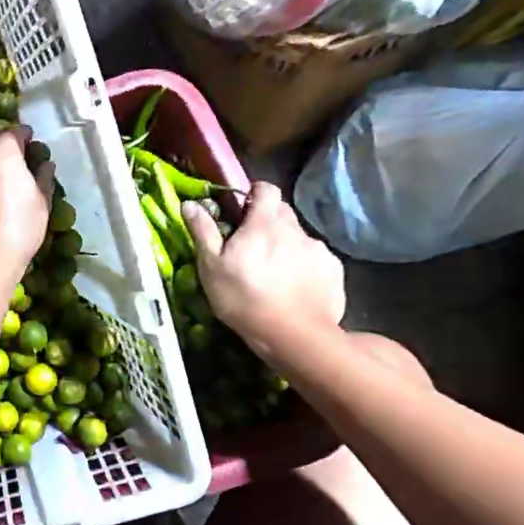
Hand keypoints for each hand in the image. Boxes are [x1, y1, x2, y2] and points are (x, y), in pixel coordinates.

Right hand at [183, 182, 344, 347]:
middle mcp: (295, 229)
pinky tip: (294, 287)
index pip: (266, 189)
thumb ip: (203, 230)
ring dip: (285, 245)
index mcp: (265, 223)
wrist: (293, 335)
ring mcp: (319, 250)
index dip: (254, 193)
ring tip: (273, 272)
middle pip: (282, 212)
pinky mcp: (334, 271)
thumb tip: (189, 203)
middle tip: (251, 245)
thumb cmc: (243, 297)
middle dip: (267, 221)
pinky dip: (303, 265)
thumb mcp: (211, 266)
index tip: (242, 209)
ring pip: (298, 237)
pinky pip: (315, 259)